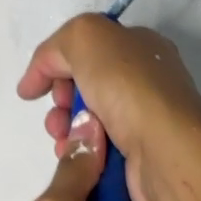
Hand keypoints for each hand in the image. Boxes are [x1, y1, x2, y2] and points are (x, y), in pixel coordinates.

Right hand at [17, 15, 200, 200]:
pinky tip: (75, 159)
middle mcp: (143, 85)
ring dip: (66, 133)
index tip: (38, 90)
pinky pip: (98, 155)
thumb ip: (55, 48)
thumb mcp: (86, 39)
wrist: (164, 152)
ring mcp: (141, 126)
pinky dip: (81, 156)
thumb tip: (36, 79)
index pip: (88, 53)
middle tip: (57, 120)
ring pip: (87, 127)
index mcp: (139, 49)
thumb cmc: (130, 89)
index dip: (58, 67)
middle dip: (60, 105)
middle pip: (84, 91)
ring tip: (63, 142)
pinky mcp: (136, 161)